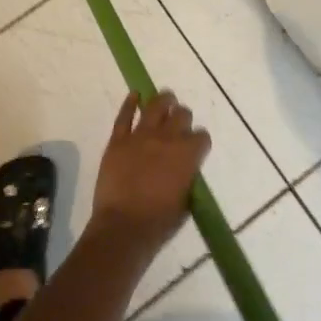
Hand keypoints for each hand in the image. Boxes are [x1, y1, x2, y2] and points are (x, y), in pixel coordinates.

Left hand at [90, 91, 211, 251]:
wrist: (123, 226)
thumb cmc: (158, 221)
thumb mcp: (185, 202)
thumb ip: (187, 178)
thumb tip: (185, 168)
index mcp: (187, 155)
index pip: (201, 137)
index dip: (200, 140)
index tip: (196, 145)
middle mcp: (166, 139)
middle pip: (181, 115)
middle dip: (183, 117)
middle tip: (180, 122)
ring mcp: (140, 136)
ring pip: (155, 107)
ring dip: (163, 101)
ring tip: (165, 98)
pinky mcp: (118, 140)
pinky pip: (124, 116)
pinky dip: (130, 103)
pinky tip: (135, 95)